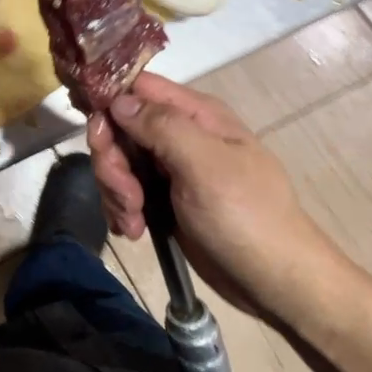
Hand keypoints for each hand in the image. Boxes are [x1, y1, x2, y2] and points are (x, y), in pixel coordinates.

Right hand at [87, 73, 340, 315]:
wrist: (276, 285)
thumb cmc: (247, 218)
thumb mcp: (205, 166)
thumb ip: (160, 125)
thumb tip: (117, 100)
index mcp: (196, 115)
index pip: (137, 86)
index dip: (108, 101)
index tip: (95, 131)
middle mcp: (180, 134)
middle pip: (119, 127)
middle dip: (111, 160)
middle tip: (125, 192)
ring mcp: (170, 167)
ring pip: (118, 161)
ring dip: (115, 190)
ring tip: (134, 220)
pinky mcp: (163, 199)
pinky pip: (125, 190)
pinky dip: (122, 209)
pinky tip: (134, 230)